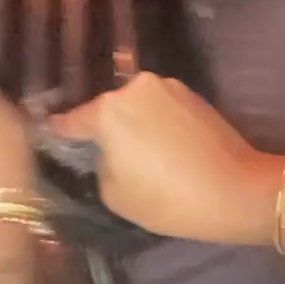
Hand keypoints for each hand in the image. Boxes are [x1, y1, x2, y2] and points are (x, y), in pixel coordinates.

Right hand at [51, 73, 278, 245]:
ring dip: (133, 125)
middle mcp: (137, 87)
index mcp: (110, 110)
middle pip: (107, 110)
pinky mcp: (193, 93)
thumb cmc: (169, 197)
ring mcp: (168, 86)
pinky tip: (165, 149)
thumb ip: (99, 164)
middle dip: (103, 130)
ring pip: (136, 107)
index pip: (70, 122)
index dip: (58, 135)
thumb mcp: (115, 194)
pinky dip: (157, 124)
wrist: (236, 189)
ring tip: (139, 156)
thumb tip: (107, 152)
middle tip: (105, 158)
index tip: (48, 141)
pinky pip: (161, 108)